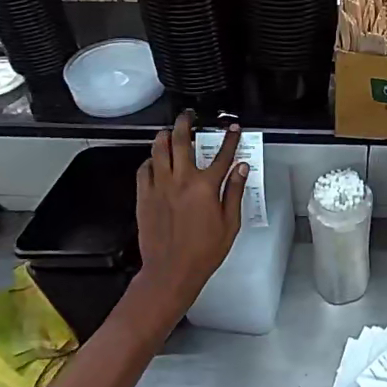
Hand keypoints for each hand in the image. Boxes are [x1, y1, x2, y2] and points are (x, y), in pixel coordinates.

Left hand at [125, 113, 248, 335]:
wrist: (171, 270)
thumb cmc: (204, 252)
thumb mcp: (229, 224)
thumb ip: (234, 192)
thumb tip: (241, 168)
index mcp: (205, 186)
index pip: (222, 155)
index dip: (229, 139)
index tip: (233, 128)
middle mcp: (181, 179)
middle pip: (181, 140)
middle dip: (185, 122)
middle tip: (188, 115)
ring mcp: (160, 185)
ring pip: (158, 149)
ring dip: (164, 136)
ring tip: (169, 131)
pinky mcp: (144, 194)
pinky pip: (144, 168)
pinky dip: (150, 160)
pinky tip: (155, 160)